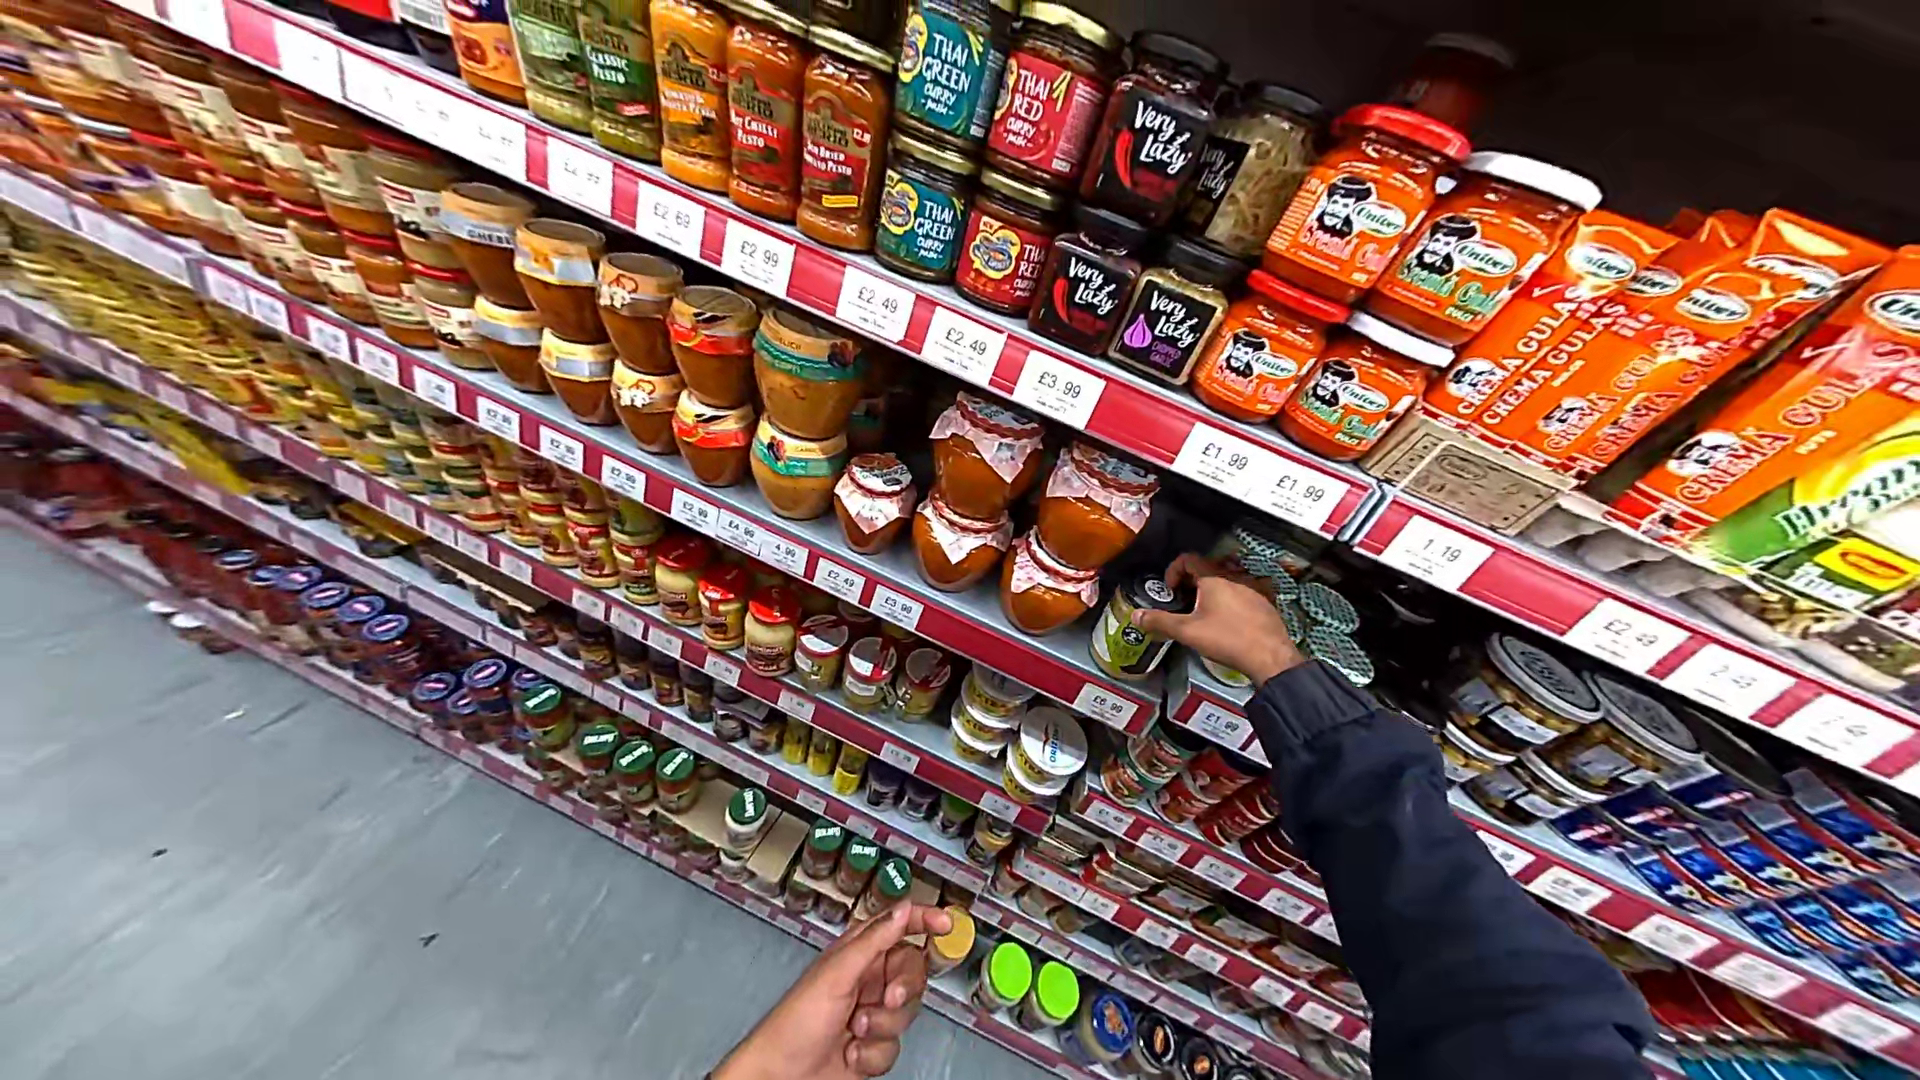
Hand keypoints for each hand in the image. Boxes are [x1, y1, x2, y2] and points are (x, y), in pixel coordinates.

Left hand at [714, 903, 953, 1079]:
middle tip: (889, 997)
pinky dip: (874, 1054)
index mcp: (860, 950)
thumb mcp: (837, 973)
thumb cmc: (796, 1020)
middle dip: (904, 989)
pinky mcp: (873, 1045)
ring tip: (856, 1031)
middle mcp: (870, 977)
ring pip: (907, 1011)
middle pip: (913, 971)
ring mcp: (873, 1010)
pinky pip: (894, 1046)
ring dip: (883, 1025)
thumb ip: (874, 939)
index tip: (946, 923)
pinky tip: (851, 1054)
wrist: (781, 1078)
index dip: (924, 920)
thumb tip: (903, 909)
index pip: (900, 925)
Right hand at [1132, 554, 1305, 683]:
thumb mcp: (1187, 632)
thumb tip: (1135, 616)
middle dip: (1189, 583)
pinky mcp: (1264, 605)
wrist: (1271, 659)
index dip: (1173, 571)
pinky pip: (1240, 595)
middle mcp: (1235, 579)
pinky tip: (1226, 624)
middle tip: (1181, 602)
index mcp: (1214, 579)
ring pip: (1225, 583)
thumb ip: (1159, 621)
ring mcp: (1252, 591)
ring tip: (1202, 614)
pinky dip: (1228, 602)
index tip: (1170, 590)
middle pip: (1206, 570)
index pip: (1188, 559)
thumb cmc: (1227, 640)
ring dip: (1209, 593)